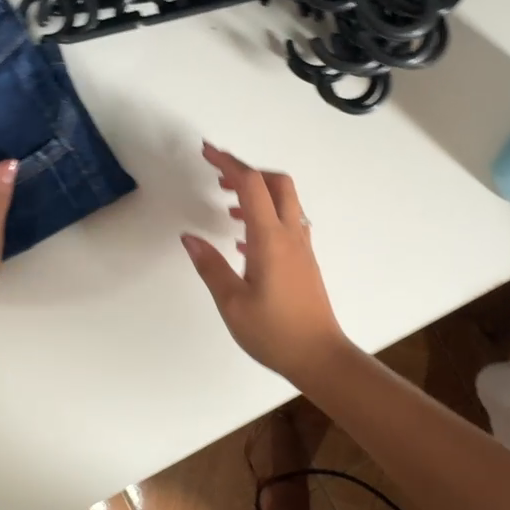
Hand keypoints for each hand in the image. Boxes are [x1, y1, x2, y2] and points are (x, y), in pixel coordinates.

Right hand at [180, 143, 352, 379]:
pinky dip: (265, 216)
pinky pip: (287, 224)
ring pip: (285, 202)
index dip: (229, 163)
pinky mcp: (304, 262)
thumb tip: (189, 237)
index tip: (207, 153)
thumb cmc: (274, 332)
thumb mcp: (232, 303)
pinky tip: (244, 240)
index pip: (251, 185)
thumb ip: (211, 266)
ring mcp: (301, 248)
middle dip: (247, 171)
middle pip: (276, 183)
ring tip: (225, 204)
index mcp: (270, 239)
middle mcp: (290, 235)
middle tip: (218, 175)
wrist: (320, 356)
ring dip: (257, 193)